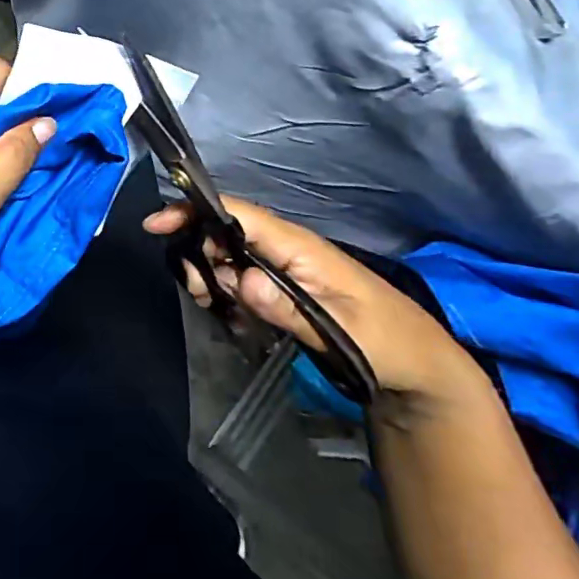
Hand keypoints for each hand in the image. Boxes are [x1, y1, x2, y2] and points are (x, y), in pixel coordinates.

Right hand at [144, 197, 483, 407]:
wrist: (421, 367)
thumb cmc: (389, 344)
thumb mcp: (344, 332)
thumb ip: (290, 308)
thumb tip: (241, 280)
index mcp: (298, 246)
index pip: (236, 213)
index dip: (193, 212)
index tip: (157, 225)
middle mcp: (285, 247)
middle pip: (222, 233)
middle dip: (198, 256)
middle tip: (199, 293)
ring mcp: (283, 264)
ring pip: (225, 256)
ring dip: (209, 277)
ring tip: (215, 307)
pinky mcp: (282, 283)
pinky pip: (238, 277)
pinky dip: (224, 292)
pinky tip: (233, 316)